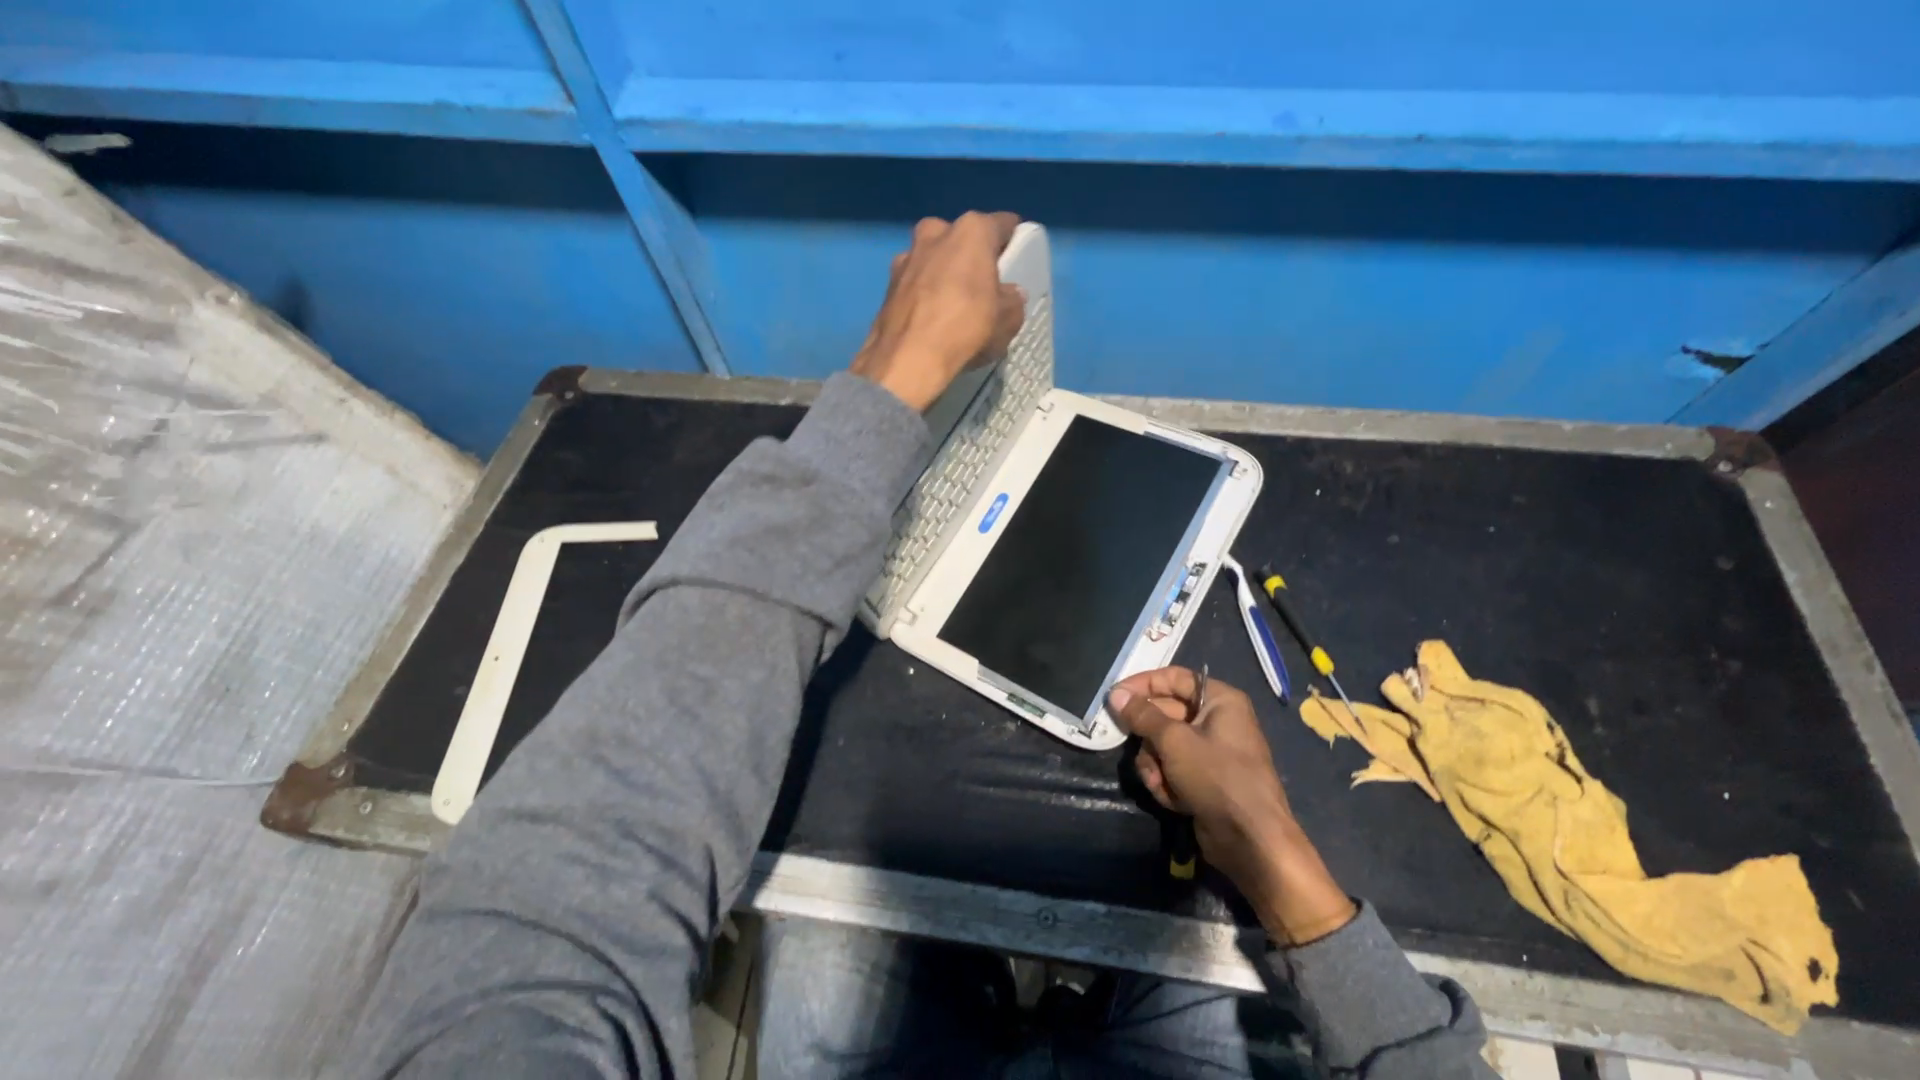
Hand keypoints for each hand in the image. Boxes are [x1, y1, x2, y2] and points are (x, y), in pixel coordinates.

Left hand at [850, 212, 1025, 411]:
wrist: (907, 361)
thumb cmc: (966, 329)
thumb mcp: (1008, 320)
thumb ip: (1012, 301)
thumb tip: (1009, 296)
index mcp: (971, 232)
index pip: (1001, 225)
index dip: (1012, 239)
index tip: (1016, 255)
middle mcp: (935, 233)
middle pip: (961, 238)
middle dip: (970, 255)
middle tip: (981, 283)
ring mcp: (906, 257)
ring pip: (932, 258)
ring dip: (942, 273)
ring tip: (953, 303)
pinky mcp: (887, 284)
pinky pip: (915, 283)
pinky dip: (923, 294)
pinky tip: (930, 318)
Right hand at [1108, 668, 1357, 944]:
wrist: (1251, 839)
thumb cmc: (1217, 777)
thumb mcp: (1175, 741)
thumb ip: (1142, 715)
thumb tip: (1116, 694)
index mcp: (1221, 701)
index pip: (1174, 678)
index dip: (1143, 684)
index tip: (1115, 697)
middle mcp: (1217, 721)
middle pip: (1165, 714)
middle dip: (1149, 738)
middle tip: (1135, 748)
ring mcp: (1210, 753)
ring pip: (1163, 746)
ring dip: (1156, 766)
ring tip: (1161, 782)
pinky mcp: (1204, 780)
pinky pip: (1172, 770)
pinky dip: (1167, 783)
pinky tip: (1173, 800)